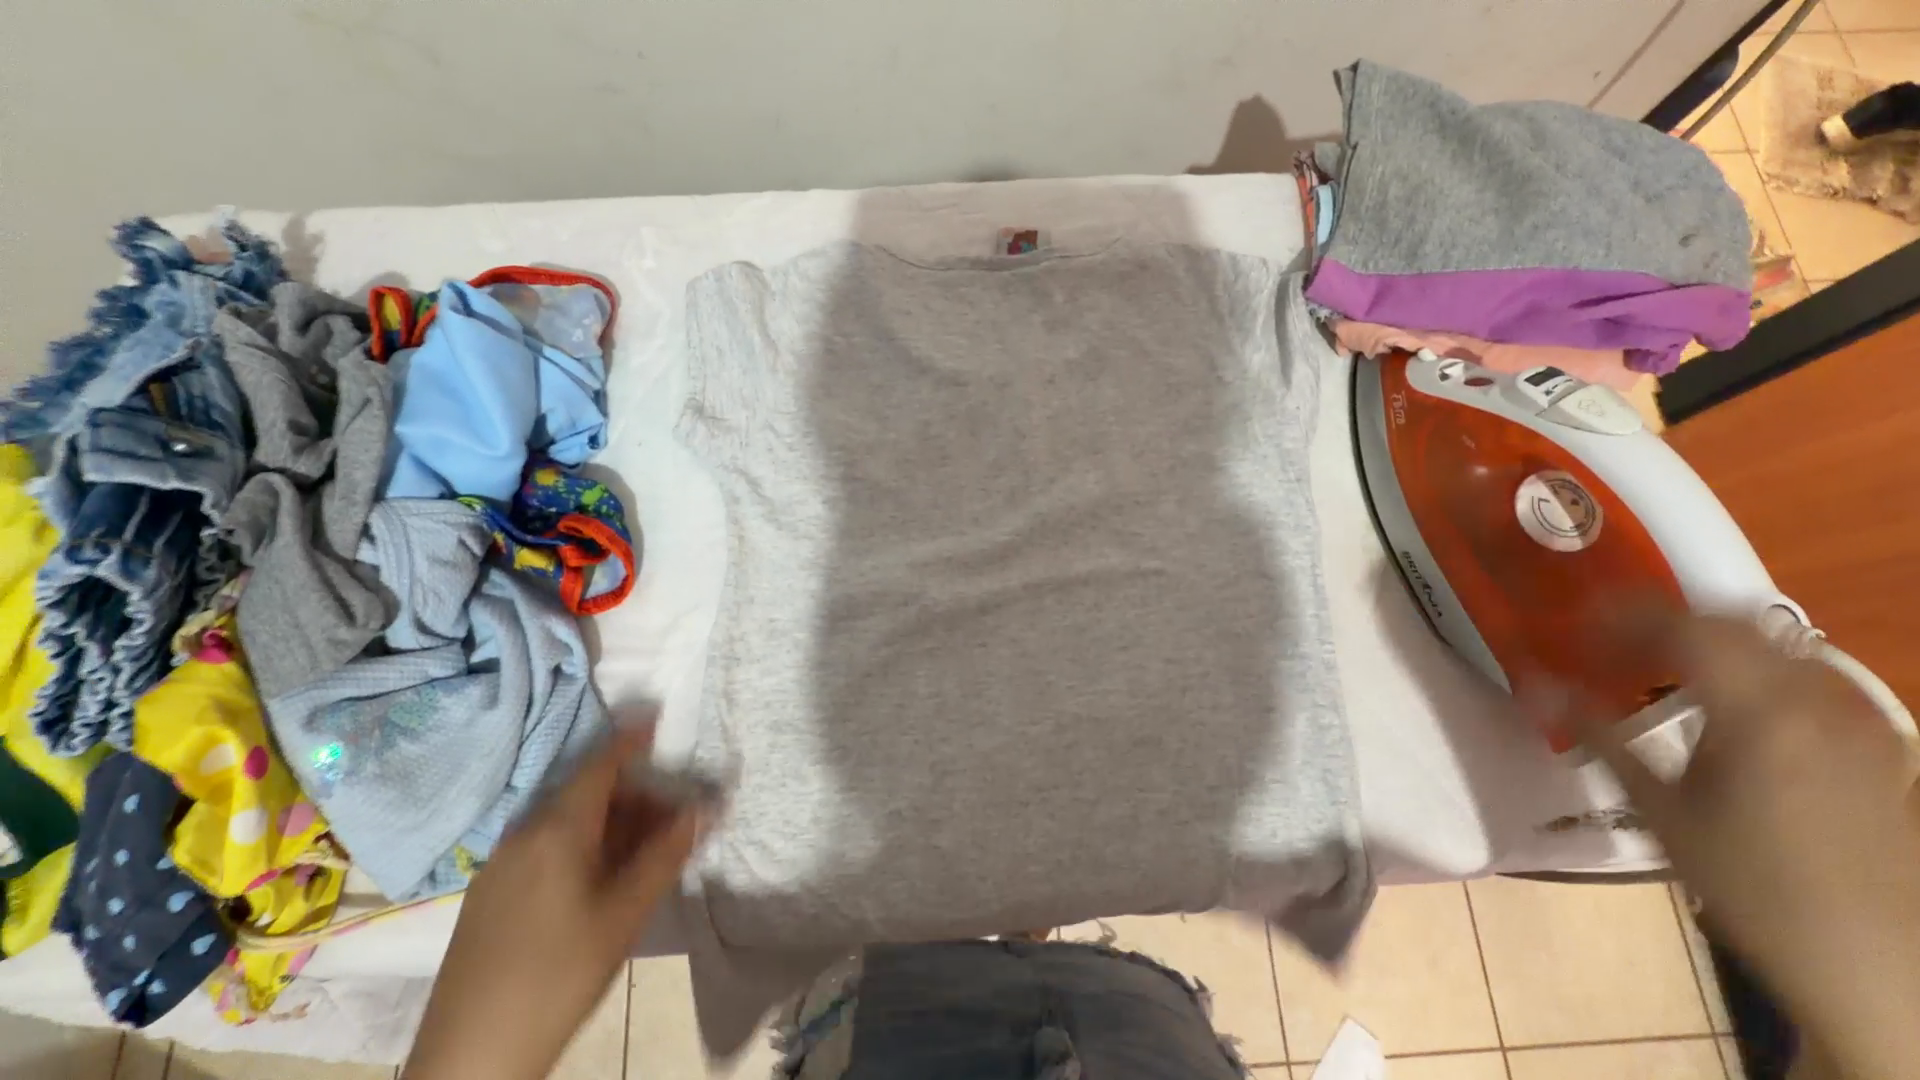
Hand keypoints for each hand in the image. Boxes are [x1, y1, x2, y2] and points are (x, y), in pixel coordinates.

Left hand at [402, 722, 700, 1079]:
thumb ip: (667, 853)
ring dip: (612, 821)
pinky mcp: (490, 895)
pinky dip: (584, 844)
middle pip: (585, 793)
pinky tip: (604, 876)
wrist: (472, 1055)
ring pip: (566, 822)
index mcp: (557, 829)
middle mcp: (524, 834)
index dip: (632, 738)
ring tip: (649, 844)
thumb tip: (705, 806)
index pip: (600, 764)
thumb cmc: (561, 975)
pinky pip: (546, 848)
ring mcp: (501, 865)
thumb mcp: (626, 913)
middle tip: (675, 809)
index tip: (658, 716)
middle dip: (634, 792)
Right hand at [1549, 612, 1919, 1079]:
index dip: (1623, 614)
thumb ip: (1597, 735)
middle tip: (1609, 641)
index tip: (1576, 623)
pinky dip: (1754, 663)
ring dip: (1708, 638)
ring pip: (1772, 642)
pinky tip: (1727, 694)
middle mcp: (1813, 698)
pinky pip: (1805, 672)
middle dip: (1662, 621)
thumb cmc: (1745, 882)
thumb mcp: (1657, 809)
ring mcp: (1854, 715)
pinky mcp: (1874, 737)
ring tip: (1658, 661)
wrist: (1864, 953)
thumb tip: (1534, 687)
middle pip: (1729, 624)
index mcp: (1757, 711)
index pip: (1683, 627)